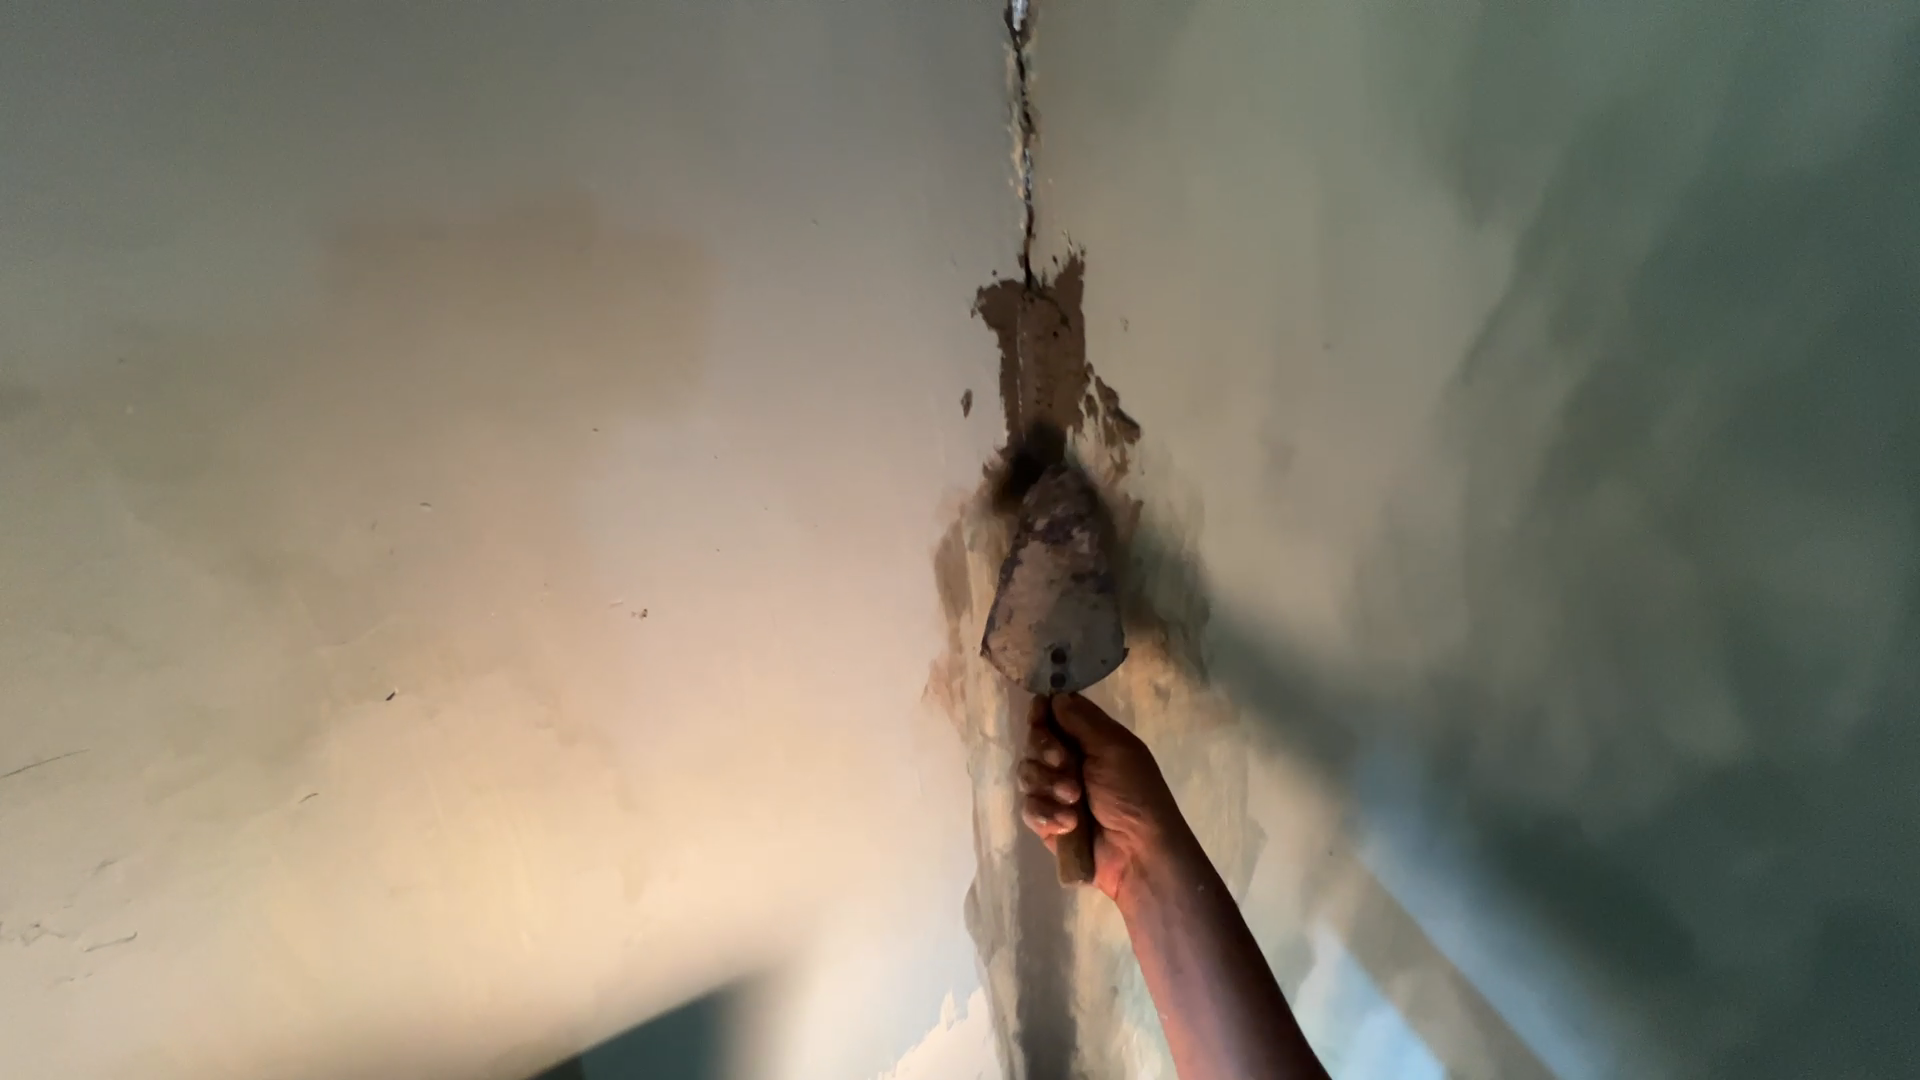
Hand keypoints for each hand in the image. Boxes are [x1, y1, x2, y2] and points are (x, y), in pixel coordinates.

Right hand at [1018, 693, 1186, 899]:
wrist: (1138, 854)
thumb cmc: (1134, 794)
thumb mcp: (1115, 749)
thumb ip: (1082, 721)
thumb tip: (1056, 695)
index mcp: (1090, 739)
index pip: (1055, 714)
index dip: (1043, 712)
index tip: (1040, 713)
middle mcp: (1069, 761)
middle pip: (1034, 740)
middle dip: (1044, 749)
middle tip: (1063, 762)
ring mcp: (1056, 792)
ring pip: (1027, 773)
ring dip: (1048, 785)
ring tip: (1074, 800)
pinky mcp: (1047, 821)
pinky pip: (1028, 807)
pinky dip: (1046, 813)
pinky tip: (1067, 824)